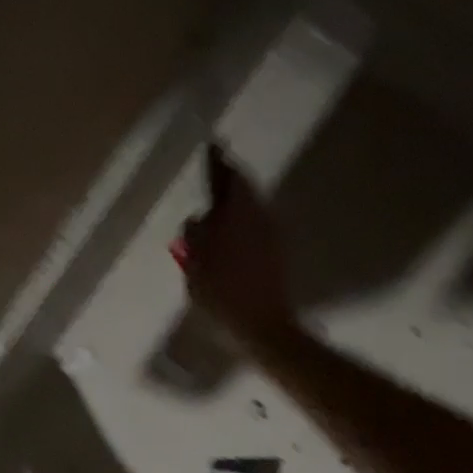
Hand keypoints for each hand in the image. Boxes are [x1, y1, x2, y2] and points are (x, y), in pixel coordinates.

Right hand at [172, 144, 298, 343]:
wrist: (265, 327)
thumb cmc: (223, 296)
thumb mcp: (194, 266)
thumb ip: (194, 236)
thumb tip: (199, 218)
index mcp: (236, 212)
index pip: (226, 175)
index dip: (216, 160)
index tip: (212, 145)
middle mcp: (258, 216)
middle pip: (242, 189)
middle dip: (227, 181)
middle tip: (214, 173)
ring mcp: (272, 235)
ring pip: (251, 207)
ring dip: (236, 203)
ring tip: (217, 206)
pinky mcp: (278, 253)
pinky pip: (256, 226)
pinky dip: (243, 223)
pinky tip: (231, 235)